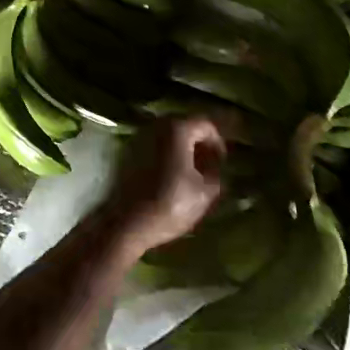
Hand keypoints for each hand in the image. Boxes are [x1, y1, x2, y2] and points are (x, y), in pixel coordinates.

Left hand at [100, 116, 224, 254]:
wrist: (126, 223)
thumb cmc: (169, 204)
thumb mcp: (205, 192)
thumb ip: (217, 173)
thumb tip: (217, 167)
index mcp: (178, 129)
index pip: (207, 125)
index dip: (219, 143)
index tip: (222, 164)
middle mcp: (157, 125)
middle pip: (186, 127)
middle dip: (201, 145)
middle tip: (209, 167)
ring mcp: (140, 137)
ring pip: (169, 136)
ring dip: (183, 150)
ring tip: (191, 173)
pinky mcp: (128, 152)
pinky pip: (155, 146)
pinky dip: (166, 155)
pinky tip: (170, 176)